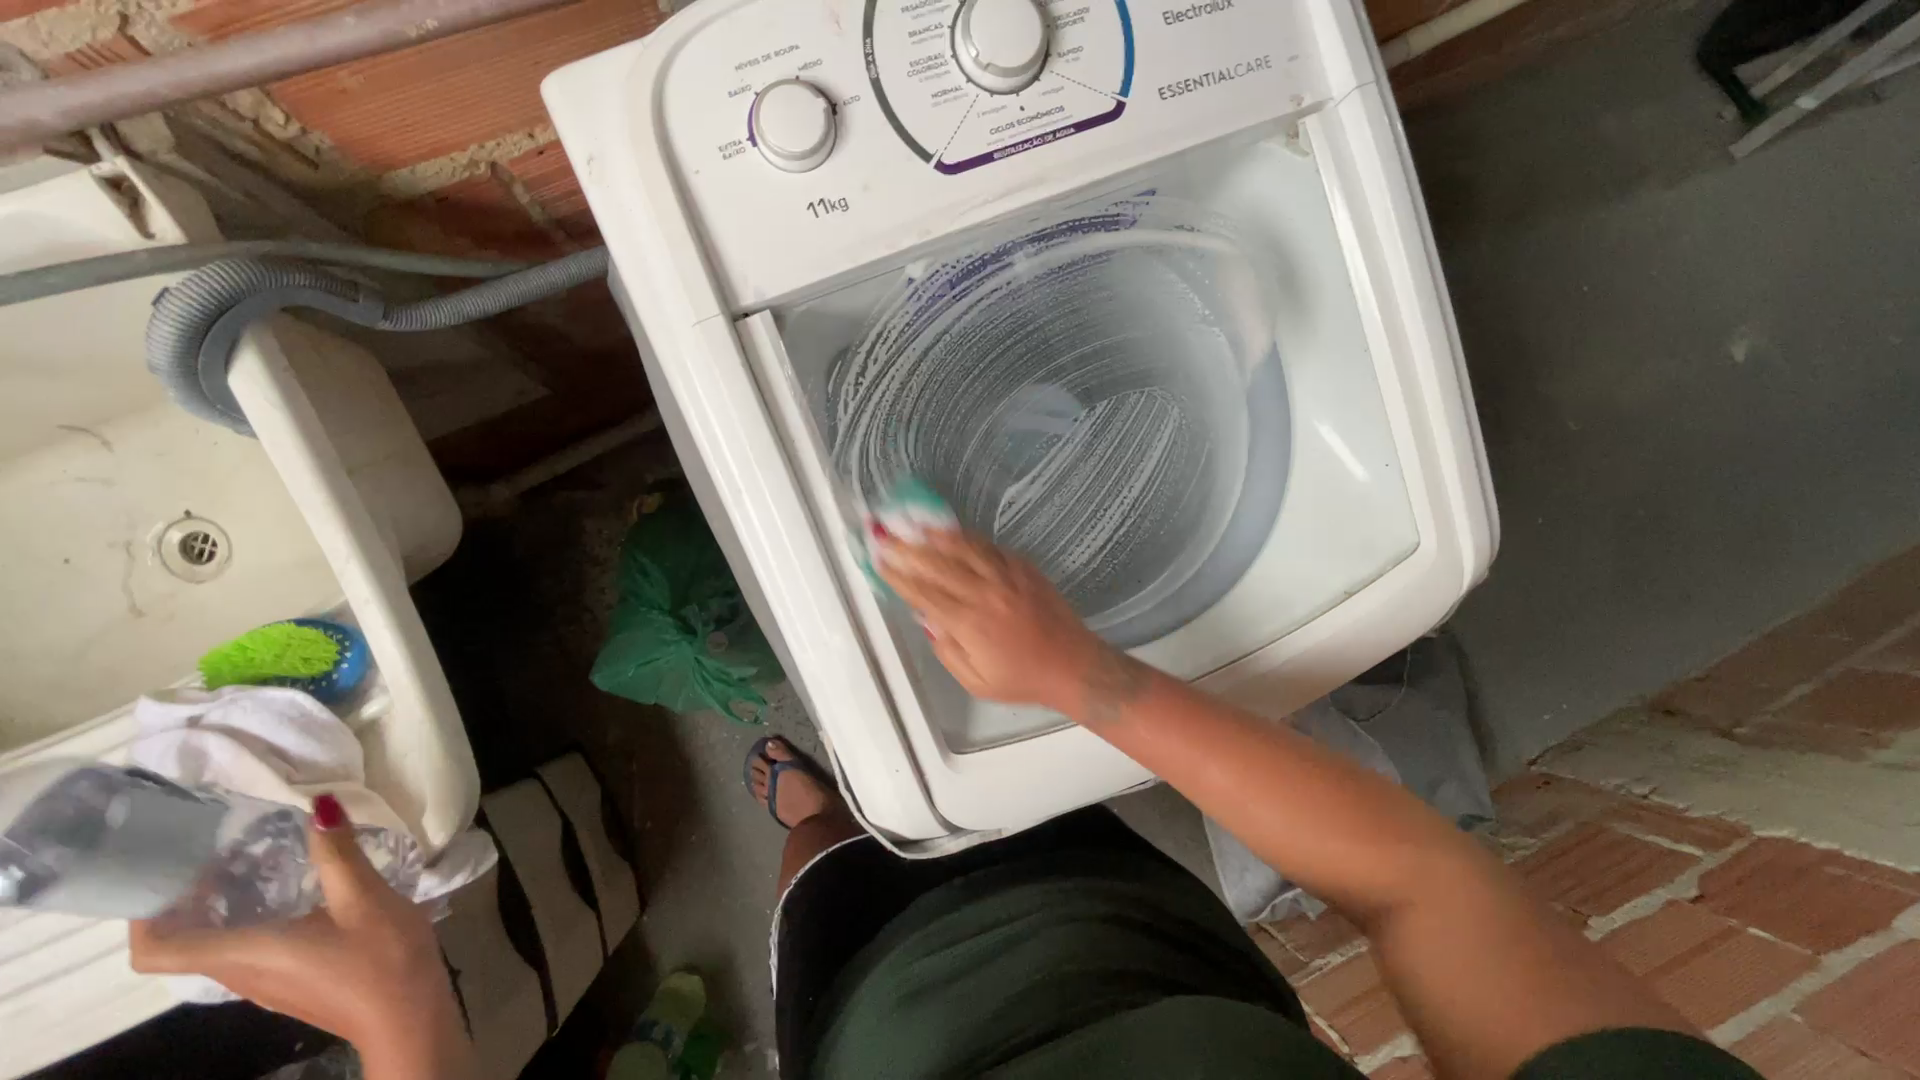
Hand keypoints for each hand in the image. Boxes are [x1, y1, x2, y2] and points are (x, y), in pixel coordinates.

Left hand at [130, 795, 474, 1078]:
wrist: (408, 1015)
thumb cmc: (380, 958)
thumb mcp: (365, 897)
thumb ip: (337, 853)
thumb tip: (319, 803)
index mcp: (244, 954)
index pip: (155, 950)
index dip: (147, 914)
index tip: (173, 871)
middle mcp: (241, 973)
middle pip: (186, 943)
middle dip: (195, 897)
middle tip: (228, 852)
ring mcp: (266, 984)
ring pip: (221, 946)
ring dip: (229, 908)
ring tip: (268, 865)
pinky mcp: (291, 984)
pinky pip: (251, 951)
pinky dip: (256, 921)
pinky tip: (302, 898)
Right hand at [878, 529, 1134, 716]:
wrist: (1072, 665)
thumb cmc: (1022, 679)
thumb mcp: (976, 681)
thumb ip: (947, 650)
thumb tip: (928, 620)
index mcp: (970, 623)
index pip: (924, 593)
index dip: (899, 576)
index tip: (880, 562)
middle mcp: (986, 593)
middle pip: (939, 564)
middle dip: (908, 550)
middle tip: (886, 537)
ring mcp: (1007, 576)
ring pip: (964, 548)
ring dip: (936, 536)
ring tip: (914, 526)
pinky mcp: (1024, 568)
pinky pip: (990, 547)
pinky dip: (968, 538)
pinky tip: (953, 532)